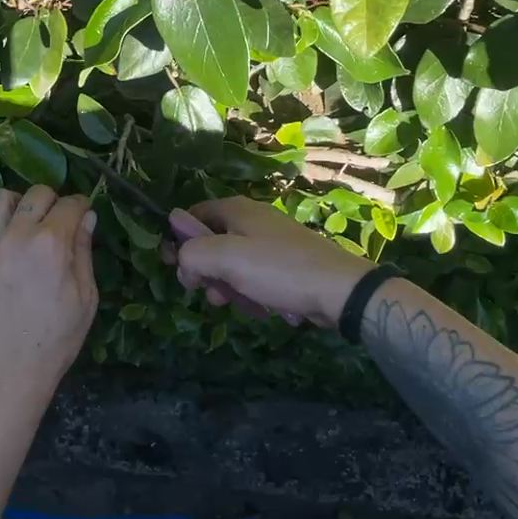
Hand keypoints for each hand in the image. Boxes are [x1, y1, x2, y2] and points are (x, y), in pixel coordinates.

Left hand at [0, 185, 97, 405]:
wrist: (7, 374)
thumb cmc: (55, 341)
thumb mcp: (85, 299)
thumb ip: (84, 252)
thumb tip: (87, 217)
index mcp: (51, 246)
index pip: (70, 205)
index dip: (82, 206)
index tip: (83, 214)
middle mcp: (17, 236)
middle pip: (37, 194)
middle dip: (53, 201)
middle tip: (57, 220)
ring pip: (0, 197)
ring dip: (17, 202)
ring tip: (23, 219)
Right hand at [169, 196, 373, 326]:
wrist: (338, 290)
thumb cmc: (277, 269)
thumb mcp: (226, 258)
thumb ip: (192, 253)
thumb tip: (180, 257)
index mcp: (235, 209)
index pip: (192, 216)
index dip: (180, 242)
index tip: (179, 271)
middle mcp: (251, 220)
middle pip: (211, 243)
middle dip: (207, 272)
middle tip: (213, 295)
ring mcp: (270, 242)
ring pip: (233, 264)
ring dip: (230, 287)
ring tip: (242, 306)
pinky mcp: (285, 264)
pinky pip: (256, 277)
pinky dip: (254, 292)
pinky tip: (263, 309)